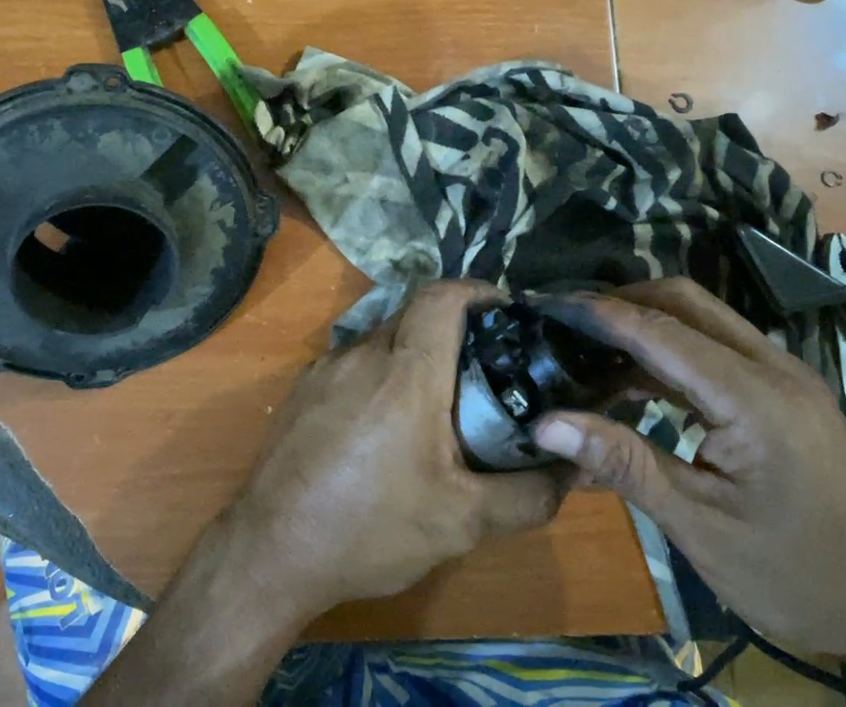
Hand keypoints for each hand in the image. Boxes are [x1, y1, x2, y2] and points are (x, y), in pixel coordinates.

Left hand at [224, 279, 564, 616]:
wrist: (272, 552)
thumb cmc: (371, 529)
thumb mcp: (462, 522)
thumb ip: (528, 494)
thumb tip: (573, 469)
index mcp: (405, 373)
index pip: (443, 296)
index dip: (479, 292)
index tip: (508, 314)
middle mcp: (362, 355)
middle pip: (415, 314)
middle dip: (455, 328)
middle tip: (487, 368)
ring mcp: (325, 369)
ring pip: (383, 338)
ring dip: (416, 355)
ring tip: (442, 401)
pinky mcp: (302, 390)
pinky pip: (354, 363)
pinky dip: (382, 375)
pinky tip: (388, 425)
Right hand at [530, 280, 845, 699]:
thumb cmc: (796, 576)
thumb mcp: (699, 525)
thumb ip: (623, 462)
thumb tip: (544, 422)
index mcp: (754, 397)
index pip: (661, 330)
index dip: (599, 313)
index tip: (546, 306)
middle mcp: (775, 368)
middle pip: (686, 302)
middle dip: (622, 302)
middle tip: (564, 324)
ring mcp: (787, 379)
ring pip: (705, 321)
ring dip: (646, 325)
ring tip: (587, 351)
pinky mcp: (788, 397)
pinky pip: (720, 351)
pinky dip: (672, 354)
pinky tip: (635, 383)